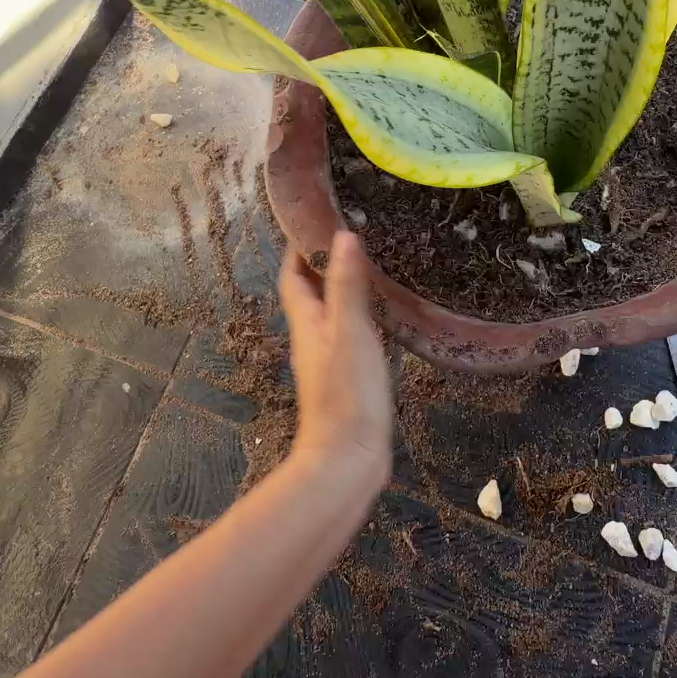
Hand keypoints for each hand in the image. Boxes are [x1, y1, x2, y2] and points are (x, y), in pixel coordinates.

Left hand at [279, 231, 392, 482]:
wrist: (348, 458)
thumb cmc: (347, 392)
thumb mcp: (350, 331)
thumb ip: (347, 285)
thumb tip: (343, 236)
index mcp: (307, 323)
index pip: (293, 277)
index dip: (298, 249)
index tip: (314, 219)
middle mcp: (312, 338)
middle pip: (310, 293)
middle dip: (322, 263)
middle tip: (351, 235)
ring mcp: (329, 360)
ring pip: (330, 313)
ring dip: (342, 288)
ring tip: (371, 266)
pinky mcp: (347, 378)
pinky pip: (349, 333)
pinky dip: (359, 314)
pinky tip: (382, 314)